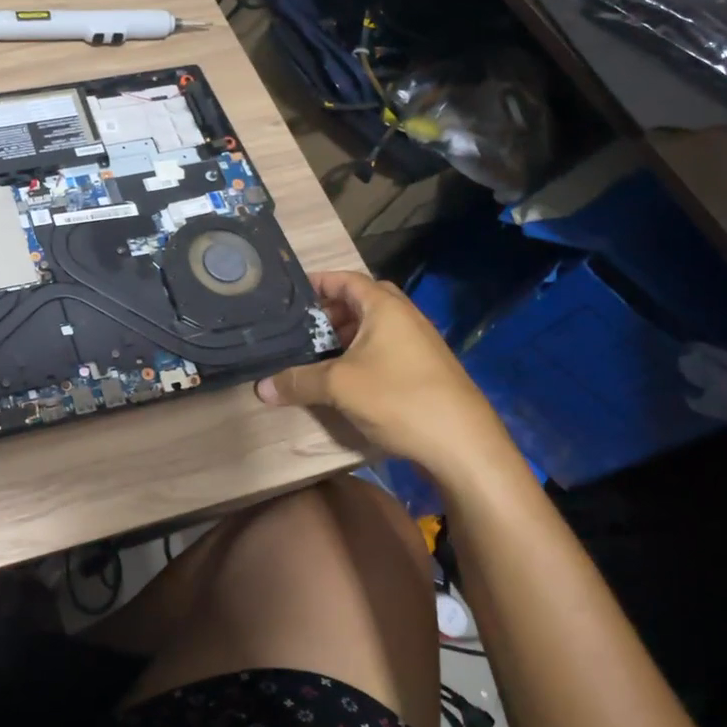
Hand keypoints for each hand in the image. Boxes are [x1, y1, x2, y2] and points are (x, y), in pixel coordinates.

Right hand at [257, 270, 516, 482]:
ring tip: (317, 355)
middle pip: (361, 302)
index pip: (345, 280)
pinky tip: (346, 379)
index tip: (288, 294)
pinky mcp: (427, 371)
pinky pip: (386, 350)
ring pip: (375, 329)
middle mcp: (406, 318)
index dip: (317, 283)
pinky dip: (362, 355)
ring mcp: (420, 345)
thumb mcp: (338, 387)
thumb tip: (261, 387)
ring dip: (346, 337)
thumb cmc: (399, 399)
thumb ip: (297, 381)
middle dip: (330, 312)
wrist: (465, 447)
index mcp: (386, 308)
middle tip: (301, 328)